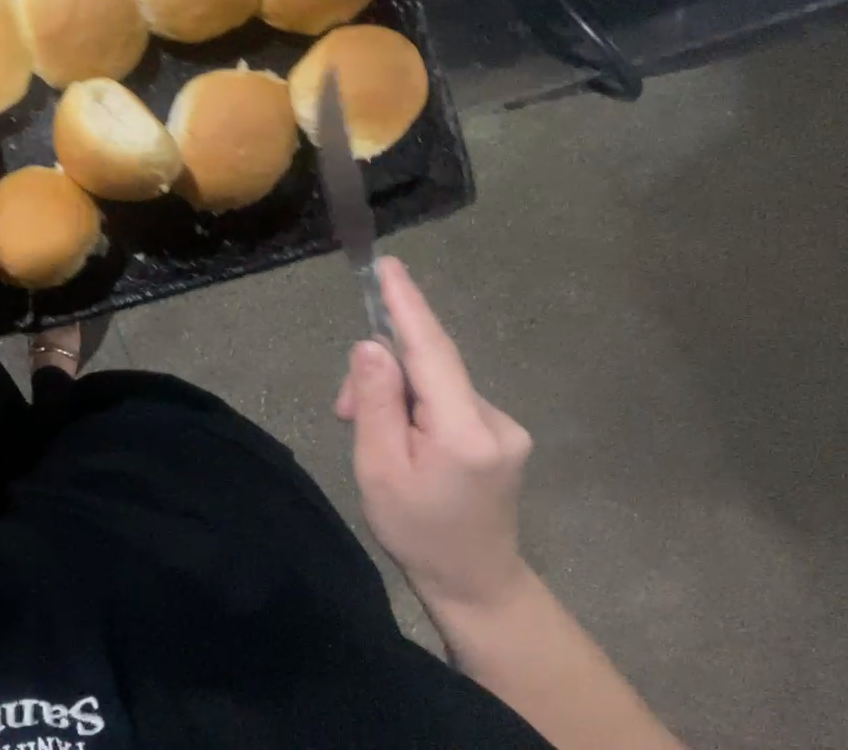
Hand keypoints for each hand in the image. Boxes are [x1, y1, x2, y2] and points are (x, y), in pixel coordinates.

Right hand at [335, 257, 534, 611]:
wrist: (474, 582)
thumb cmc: (415, 529)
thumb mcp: (377, 467)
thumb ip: (375, 403)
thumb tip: (370, 346)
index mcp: (464, 431)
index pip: (432, 352)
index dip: (407, 306)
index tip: (389, 266)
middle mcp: (495, 420)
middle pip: (427, 368)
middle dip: (379, 377)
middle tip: (343, 413)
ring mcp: (505, 427)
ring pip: (433, 384)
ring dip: (394, 397)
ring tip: (370, 437)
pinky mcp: (501, 434)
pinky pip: (446, 400)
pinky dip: (413, 408)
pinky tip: (400, 440)